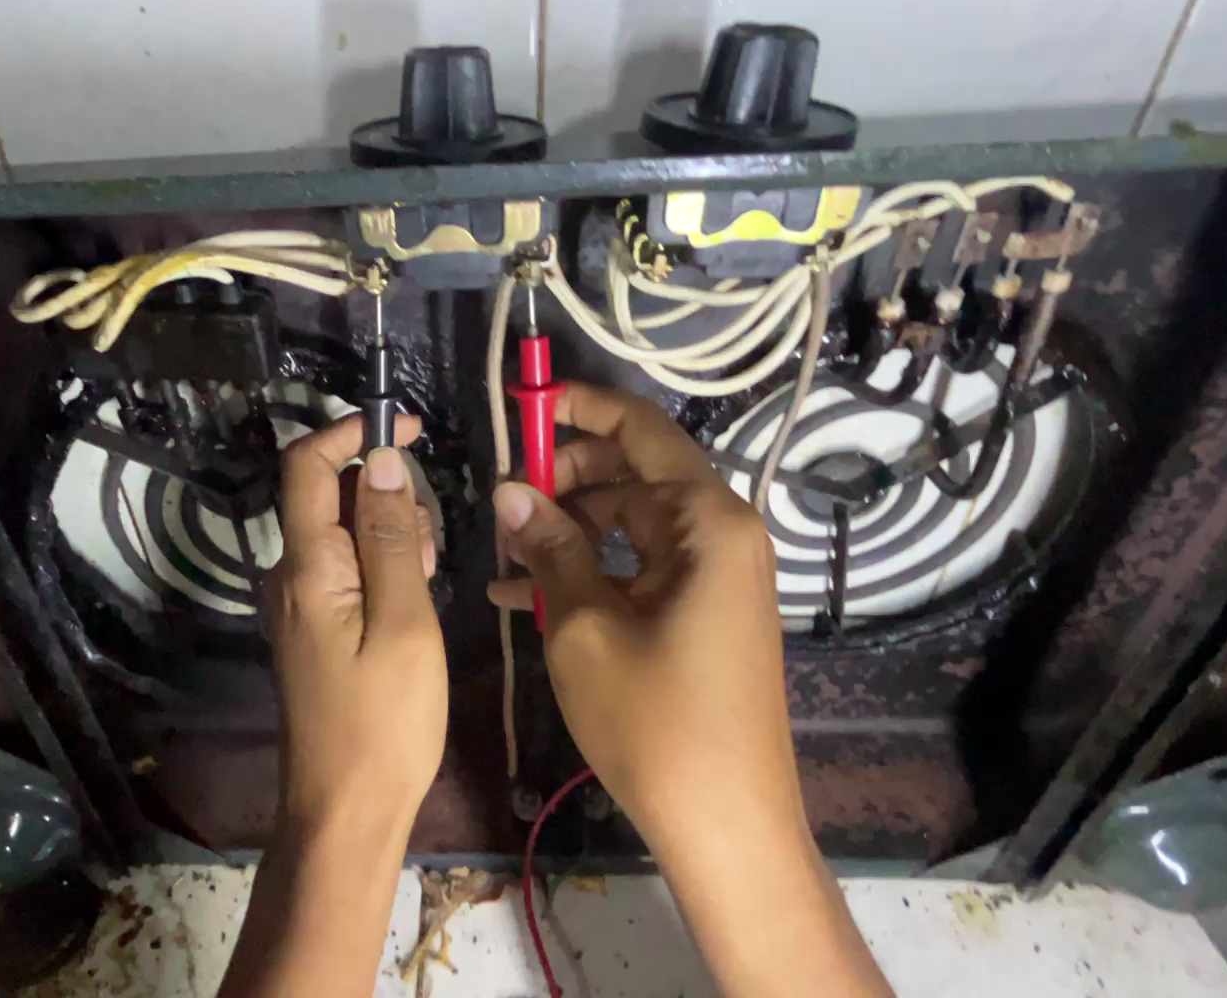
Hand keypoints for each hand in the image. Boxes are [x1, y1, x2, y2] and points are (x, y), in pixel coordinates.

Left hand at [224, 415, 443, 997]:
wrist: (346, 811)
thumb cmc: (384, 720)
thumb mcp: (402, 622)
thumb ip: (388, 537)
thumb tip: (381, 459)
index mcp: (307, 566)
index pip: (306, 466)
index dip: (350, 433)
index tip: (405, 427)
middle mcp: (292, 575)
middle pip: (329, 495)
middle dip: (383, 493)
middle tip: (427, 542)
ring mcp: (302, 603)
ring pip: (344, 532)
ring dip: (388, 532)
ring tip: (424, 578)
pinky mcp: (317, 627)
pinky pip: (347, 569)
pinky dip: (382, 565)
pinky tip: (412, 600)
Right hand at [486, 383, 799, 838]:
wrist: (725, 825)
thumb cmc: (655, 721)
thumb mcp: (584, 625)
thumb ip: (548, 545)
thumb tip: (509, 489)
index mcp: (707, 521)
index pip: (641, 430)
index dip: (580, 407)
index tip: (523, 402)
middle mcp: (719, 534)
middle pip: (632, 473)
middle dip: (562, 476)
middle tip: (502, 496)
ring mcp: (711, 574)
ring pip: (627, 522)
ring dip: (565, 529)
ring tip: (502, 552)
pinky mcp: (698, 609)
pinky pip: (636, 567)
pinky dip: (587, 570)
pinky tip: (522, 593)